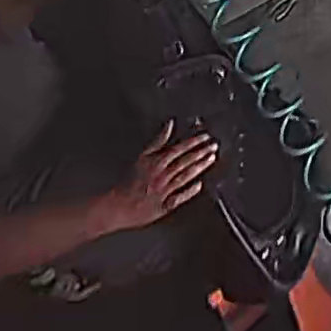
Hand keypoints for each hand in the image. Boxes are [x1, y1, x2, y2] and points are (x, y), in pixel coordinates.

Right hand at [95, 122, 216, 233]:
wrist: (116, 207)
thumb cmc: (130, 181)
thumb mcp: (143, 157)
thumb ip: (159, 140)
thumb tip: (170, 123)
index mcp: (156, 163)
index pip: (179, 149)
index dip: (194, 141)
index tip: (205, 136)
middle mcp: (161, 177)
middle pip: (185, 162)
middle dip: (201, 152)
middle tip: (214, 145)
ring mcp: (163, 192)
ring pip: (184, 177)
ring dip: (199, 167)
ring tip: (211, 158)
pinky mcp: (163, 207)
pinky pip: (178, 198)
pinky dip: (189, 191)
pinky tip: (199, 184)